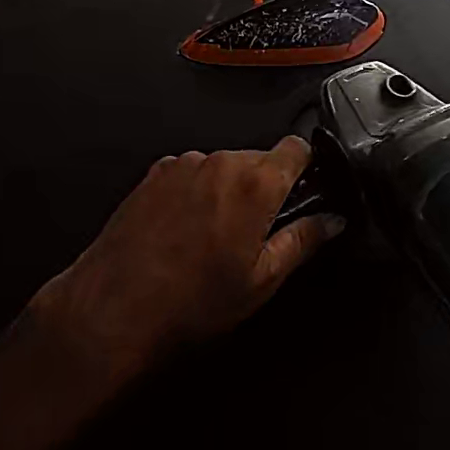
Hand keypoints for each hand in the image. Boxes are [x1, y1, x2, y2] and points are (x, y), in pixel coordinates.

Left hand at [26, 135, 344, 382]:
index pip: (295, 148)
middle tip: (256, 231)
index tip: (306, 184)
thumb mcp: (262, 280)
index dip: (306, 165)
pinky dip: (196, 190)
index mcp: (254, 184)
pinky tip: (185, 229)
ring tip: (214, 237)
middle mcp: (219, 162)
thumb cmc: (190, 299)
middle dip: (264, 187)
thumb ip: (303, 241)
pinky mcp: (157, 171)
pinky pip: (191, 172)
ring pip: (222, 166)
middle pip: (258, 159)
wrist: (119, 301)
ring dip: (227, 189)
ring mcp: (183, 163)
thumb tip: (330, 222)